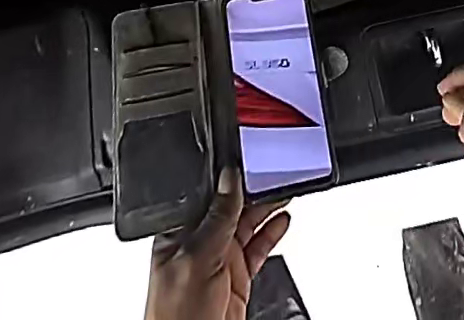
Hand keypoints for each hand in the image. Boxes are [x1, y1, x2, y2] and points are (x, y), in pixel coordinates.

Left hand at [144, 167, 291, 319]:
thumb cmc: (176, 319)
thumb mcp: (196, 259)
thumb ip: (216, 218)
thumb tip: (230, 177)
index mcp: (182, 233)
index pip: (209, 193)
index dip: (230, 174)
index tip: (252, 158)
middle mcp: (201, 243)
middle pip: (234, 205)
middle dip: (256, 187)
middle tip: (277, 171)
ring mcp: (221, 260)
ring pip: (250, 223)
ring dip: (269, 206)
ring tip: (287, 188)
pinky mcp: (238, 277)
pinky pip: (259, 246)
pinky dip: (273, 232)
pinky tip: (283, 219)